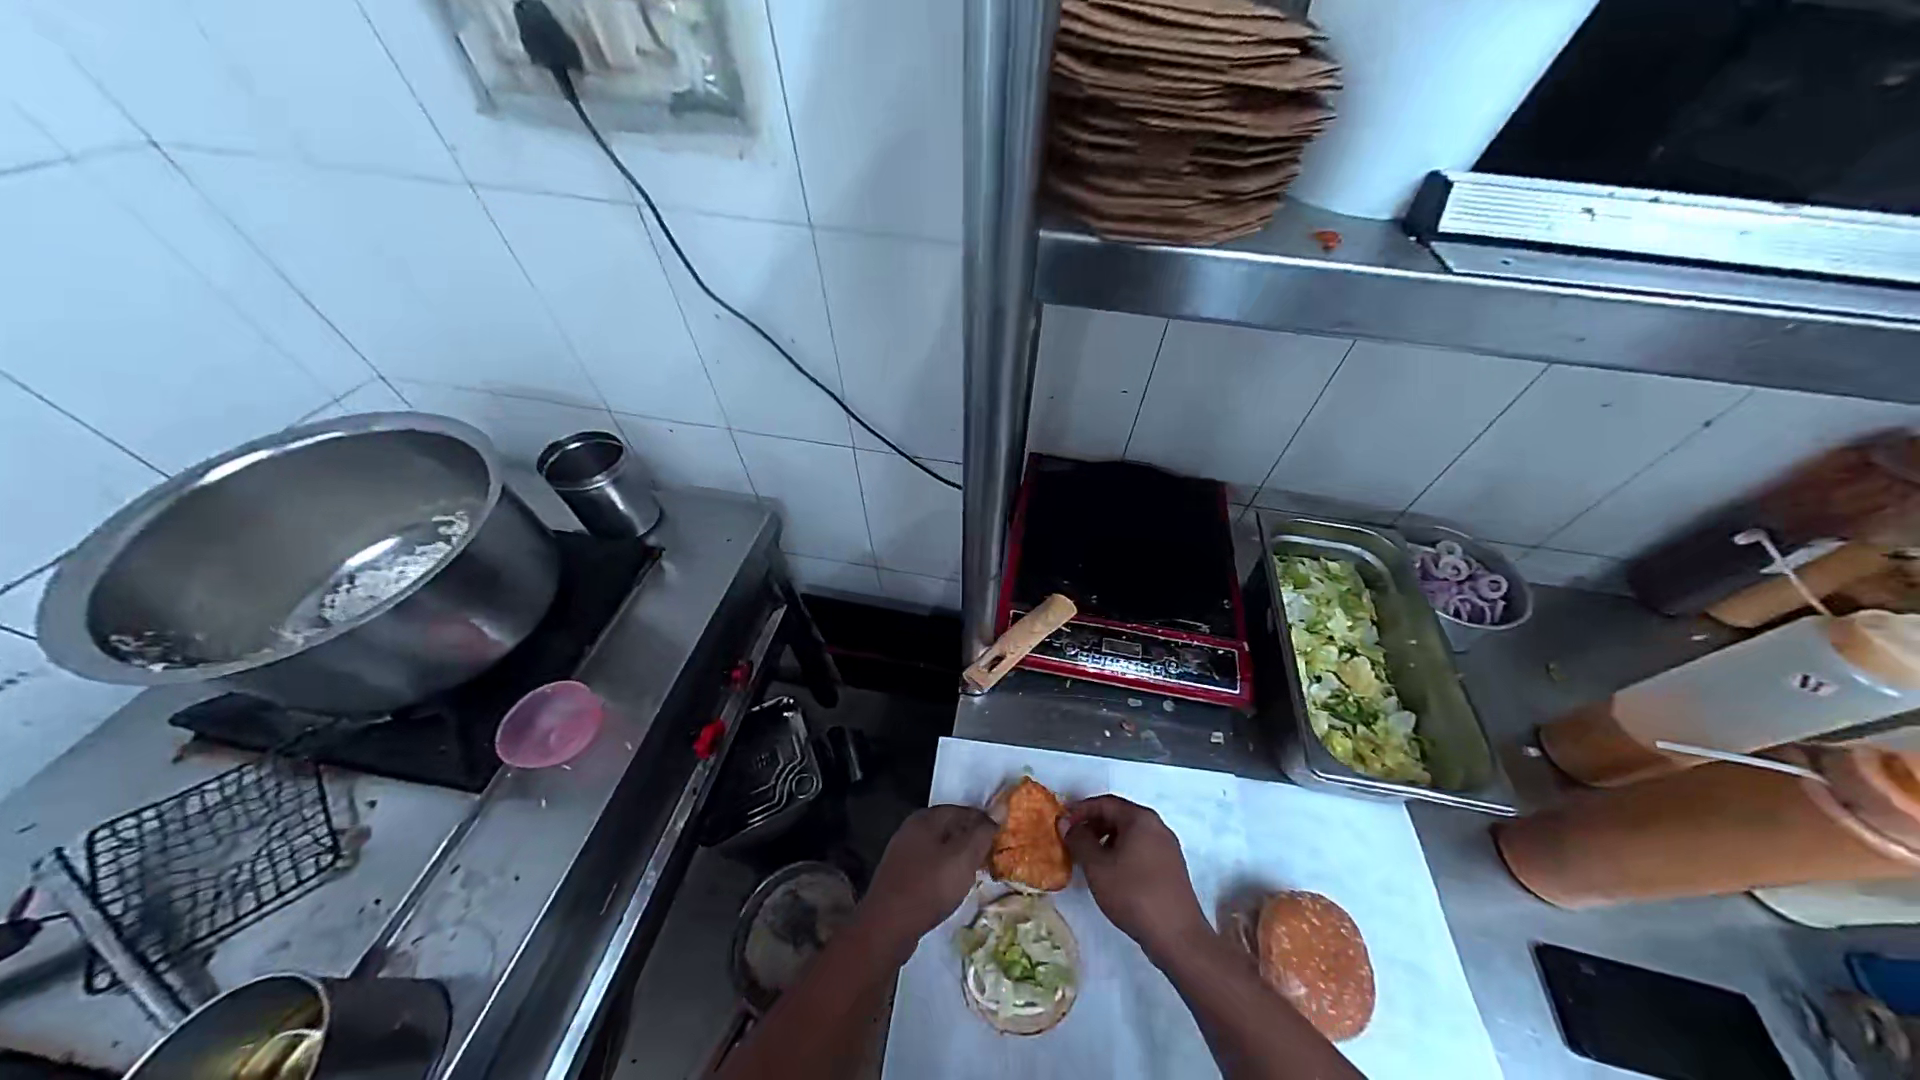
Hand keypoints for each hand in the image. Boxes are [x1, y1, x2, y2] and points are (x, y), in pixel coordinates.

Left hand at [856, 804, 994, 953]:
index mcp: (925, 818)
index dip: (985, 823)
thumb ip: (982, 832)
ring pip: (940, 848)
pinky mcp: (899, 875)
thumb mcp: (963, 857)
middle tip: (991, 859)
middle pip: (950, 828)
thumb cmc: (929, 886)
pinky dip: (944, 872)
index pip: (964, 810)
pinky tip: (951, 887)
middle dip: (972, 841)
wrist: (887, 926)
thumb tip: (1000, 807)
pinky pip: (929, 865)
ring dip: (958, 858)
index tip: (1001, 841)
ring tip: (975, 875)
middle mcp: (911, 829)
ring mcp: (902, 852)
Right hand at [1063, 795, 1212, 961]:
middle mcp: (1157, 826)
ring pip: (1130, 834)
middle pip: (1119, 816)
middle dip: (1093, 825)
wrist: (1177, 936)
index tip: (1063, 824)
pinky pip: (1141, 849)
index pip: (1105, 803)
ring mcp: (1168, 847)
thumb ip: (1079, 840)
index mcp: (1141, 818)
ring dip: (1106, 840)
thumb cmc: (1133, 894)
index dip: (1080, 810)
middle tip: (1074, 840)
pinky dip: (1122, 852)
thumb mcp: (1097, 866)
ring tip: (1089, 859)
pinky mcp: (1172, 867)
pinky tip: (1112, 873)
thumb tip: (1067, 824)